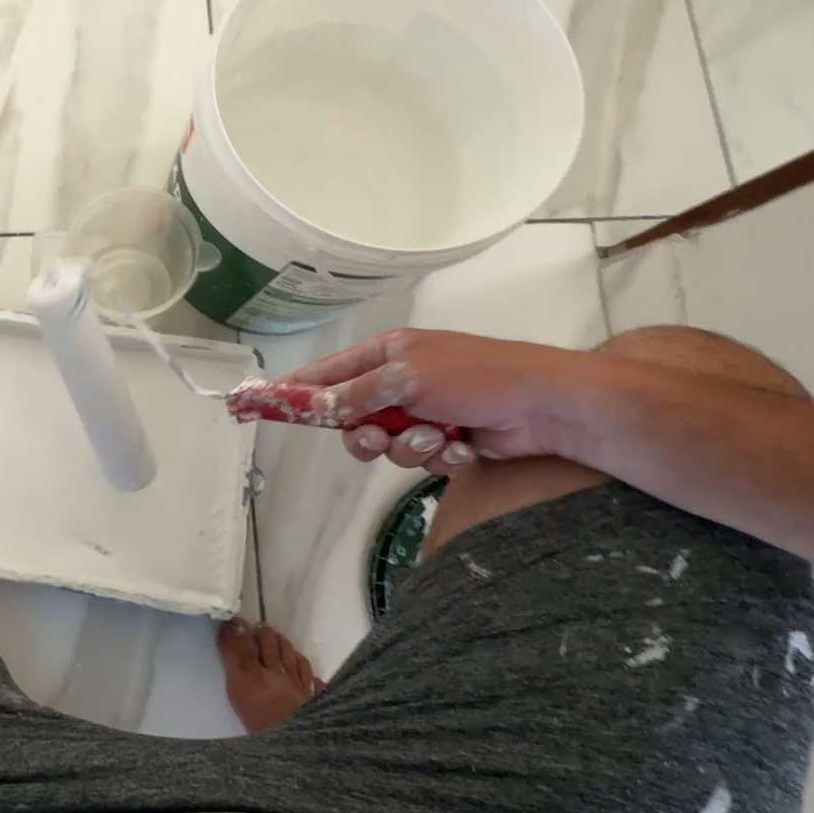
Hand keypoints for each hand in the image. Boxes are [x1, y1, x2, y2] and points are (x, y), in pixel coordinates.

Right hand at [281, 328, 590, 473]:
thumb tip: (315, 405)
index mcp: (387, 354)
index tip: (263, 404)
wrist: (550, 406)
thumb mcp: (406, 378)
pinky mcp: (443, 439)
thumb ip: (355, 393)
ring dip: (405, 447)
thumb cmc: (477, 376)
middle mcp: (399, 381)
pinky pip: (415, 458)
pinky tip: (459, 447)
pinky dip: (435, 457)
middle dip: (362, 433)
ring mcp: (421, 411)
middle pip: (349, 417)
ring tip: (435, 439)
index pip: (326, 372)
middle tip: (374, 437)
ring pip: (381, 443)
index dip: (296, 389)